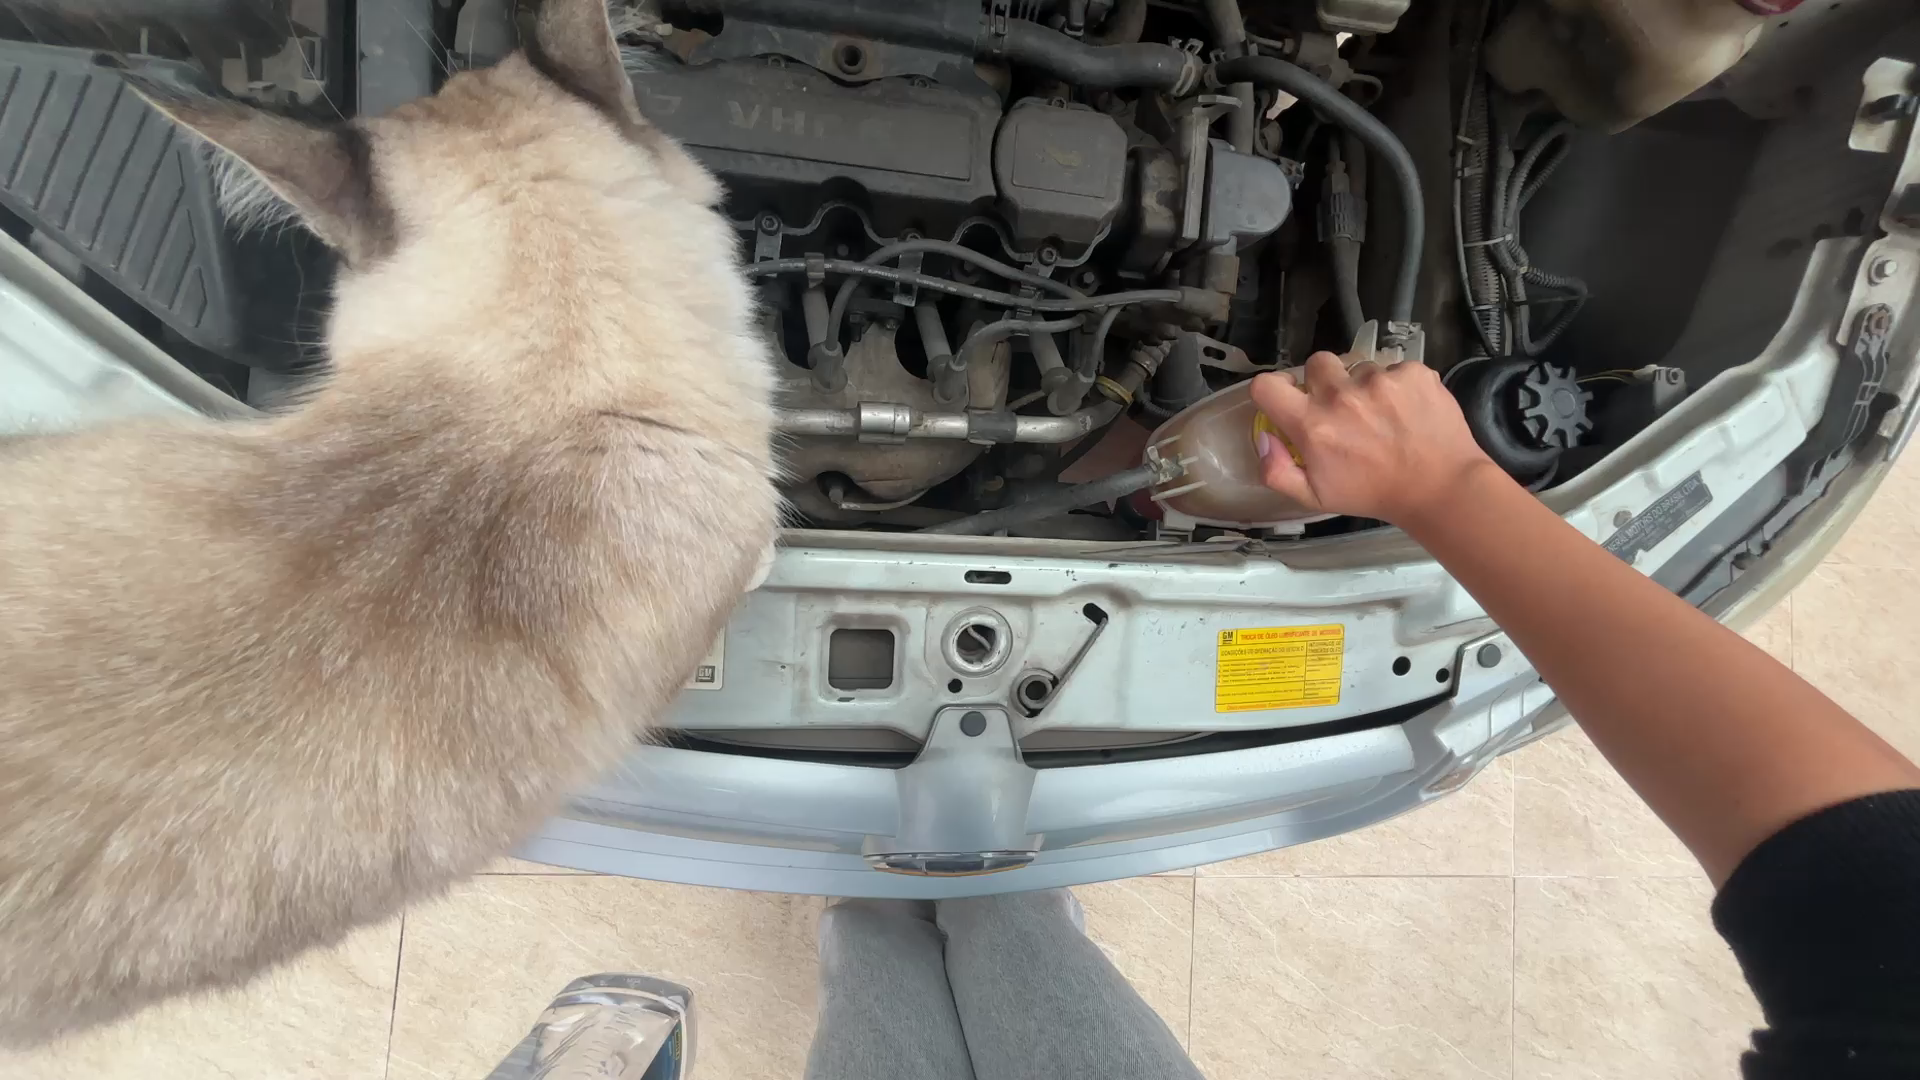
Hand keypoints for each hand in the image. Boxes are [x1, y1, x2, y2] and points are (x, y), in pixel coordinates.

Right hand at [1249, 351, 1496, 526]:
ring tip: (1379, 414)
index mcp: (1312, 425)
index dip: (1272, 389)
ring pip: (1358, 367)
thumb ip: (1275, 470)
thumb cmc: (1371, 494)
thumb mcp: (1312, 497)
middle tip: (1339, 407)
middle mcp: (1341, 396)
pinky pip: (1394, 369)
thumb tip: (1266, 437)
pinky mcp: (1414, 373)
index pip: (1266, 385)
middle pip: (1316, 363)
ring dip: (1362, 386)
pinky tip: (1404, 411)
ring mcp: (1381, 380)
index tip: (1287, 399)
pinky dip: (1396, 386)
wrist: (1440, 487)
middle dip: (1322, 382)